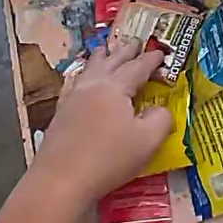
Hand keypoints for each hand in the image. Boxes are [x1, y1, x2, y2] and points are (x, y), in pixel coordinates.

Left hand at [31, 35, 173, 203]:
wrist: (61, 180)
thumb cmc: (109, 159)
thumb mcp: (148, 141)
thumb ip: (161, 119)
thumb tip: (160, 110)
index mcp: (115, 88)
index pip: (137, 67)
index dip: (151, 60)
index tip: (161, 54)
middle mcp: (92, 86)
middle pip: (111, 62)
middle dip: (125, 52)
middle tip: (135, 42)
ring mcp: (72, 99)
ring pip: (89, 70)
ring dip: (101, 58)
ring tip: (105, 50)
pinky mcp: (61, 114)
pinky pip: (75, 84)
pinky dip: (83, 75)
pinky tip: (80, 80)